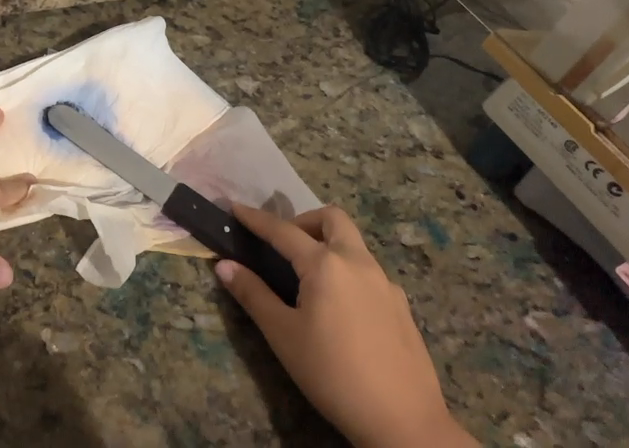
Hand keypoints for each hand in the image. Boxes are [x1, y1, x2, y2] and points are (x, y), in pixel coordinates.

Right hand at [216, 204, 473, 447]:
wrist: (404, 422)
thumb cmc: (332, 374)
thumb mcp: (283, 335)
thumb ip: (253, 294)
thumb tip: (224, 265)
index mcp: (325, 264)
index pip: (283, 231)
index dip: (255, 219)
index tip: (235, 207)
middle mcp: (358, 263)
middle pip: (332, 219)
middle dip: (304, 222)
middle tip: (284, 247)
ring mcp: (385, 283)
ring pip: (354, 244)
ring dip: (328, 245)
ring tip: (308, 279)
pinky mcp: (401, 306)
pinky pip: (369, 273)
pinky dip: (347, 273)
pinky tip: (340, 310)